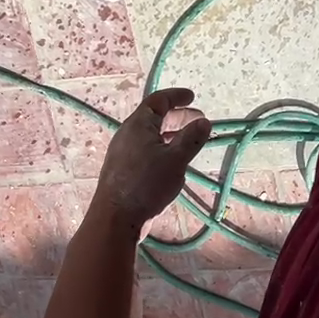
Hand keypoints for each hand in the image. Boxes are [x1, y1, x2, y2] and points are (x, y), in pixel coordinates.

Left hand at [94, 88, 211, 229]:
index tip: (192, 97)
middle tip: (198, 121)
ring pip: (150, 135)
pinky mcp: (123, 170)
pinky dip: (162, 147)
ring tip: (189, 141)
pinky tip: (172, 162)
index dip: (176, 96)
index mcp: (138, 125)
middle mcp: (128, 134)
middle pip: (154, 117)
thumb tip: (204, 122)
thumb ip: (191, 139)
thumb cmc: (146, 184)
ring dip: (171, 134)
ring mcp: (123, 153)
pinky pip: (145, 149)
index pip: (158, 101)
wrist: (114, 220)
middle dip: (178, 117)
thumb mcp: (175, 160)